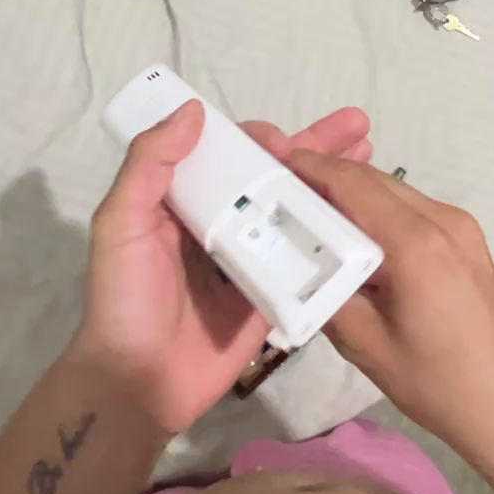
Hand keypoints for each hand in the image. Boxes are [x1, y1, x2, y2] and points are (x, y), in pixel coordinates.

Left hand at [78, 101, 373, 434]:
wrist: (139, 382)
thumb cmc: (124, 299)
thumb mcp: (120, 224)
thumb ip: (148, 166)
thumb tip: (195, 111)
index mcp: (187, 200)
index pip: (231, 155)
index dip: (261, 140)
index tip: (285, 139)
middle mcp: (223, 222)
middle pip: (275, 175)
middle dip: (316, 148)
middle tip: (356, 126)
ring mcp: (253, 257)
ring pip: (298, 210)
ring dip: (334, 183)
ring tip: (372, 155)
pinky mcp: (273, 292)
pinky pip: (308, 258)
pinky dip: (338, 237)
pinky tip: (369, 220)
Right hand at [286, 150, 493, 459]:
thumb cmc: (436, 381)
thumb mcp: (365, 345)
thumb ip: (327, 295)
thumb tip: (298, 266)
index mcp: (416, 244)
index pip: (355, 186)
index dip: (314, 168)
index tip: (278, 163)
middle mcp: (444, 222)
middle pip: (377, 181)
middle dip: (330, 175)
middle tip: (287, 184)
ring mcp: (462, 228)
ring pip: (397, 191)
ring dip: (356, 191)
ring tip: (316, 206)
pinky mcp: (469, 240)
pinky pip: (415, 208)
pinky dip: (381, 209)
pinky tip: (359, 232)